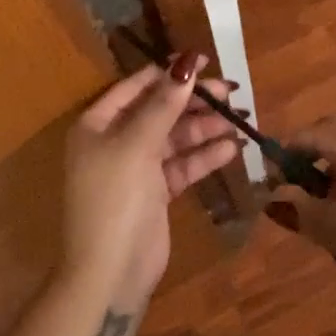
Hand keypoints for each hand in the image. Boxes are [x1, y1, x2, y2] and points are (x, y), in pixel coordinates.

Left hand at [59, 52, 241, 303]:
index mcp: (97, 124)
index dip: (170, 72)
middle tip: (230, 92)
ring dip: (203, 128)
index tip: (205, 62)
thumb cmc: (115, 198)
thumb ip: (164, 103)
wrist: (109, 273)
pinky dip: (203, 156)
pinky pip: (181, 165)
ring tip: (237, 120)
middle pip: (159, 110)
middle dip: (193, 101)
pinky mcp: (154, 193)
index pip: (137, 86)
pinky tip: (231, 148)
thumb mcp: (137, 144)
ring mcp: (135, 168)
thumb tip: (187, 61)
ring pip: (174, 138)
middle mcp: (114, 141)